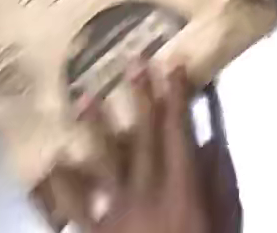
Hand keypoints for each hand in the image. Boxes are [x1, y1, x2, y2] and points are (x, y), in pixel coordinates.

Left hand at [47, 64, 241, 232]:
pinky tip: (52, 161)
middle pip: (144, 135)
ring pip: (105, 161)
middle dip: (141, 95)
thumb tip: (210, 139)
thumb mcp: (225, 223)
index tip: (174, 63)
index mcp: (183, 190)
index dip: (177, 95)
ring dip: (95, 127)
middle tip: (134, 60)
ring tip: (84, 95)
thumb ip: (219, 182)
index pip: (179, 131)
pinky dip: (63, 186)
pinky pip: (76, 209)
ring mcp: (118, 216)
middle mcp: (149, 194)